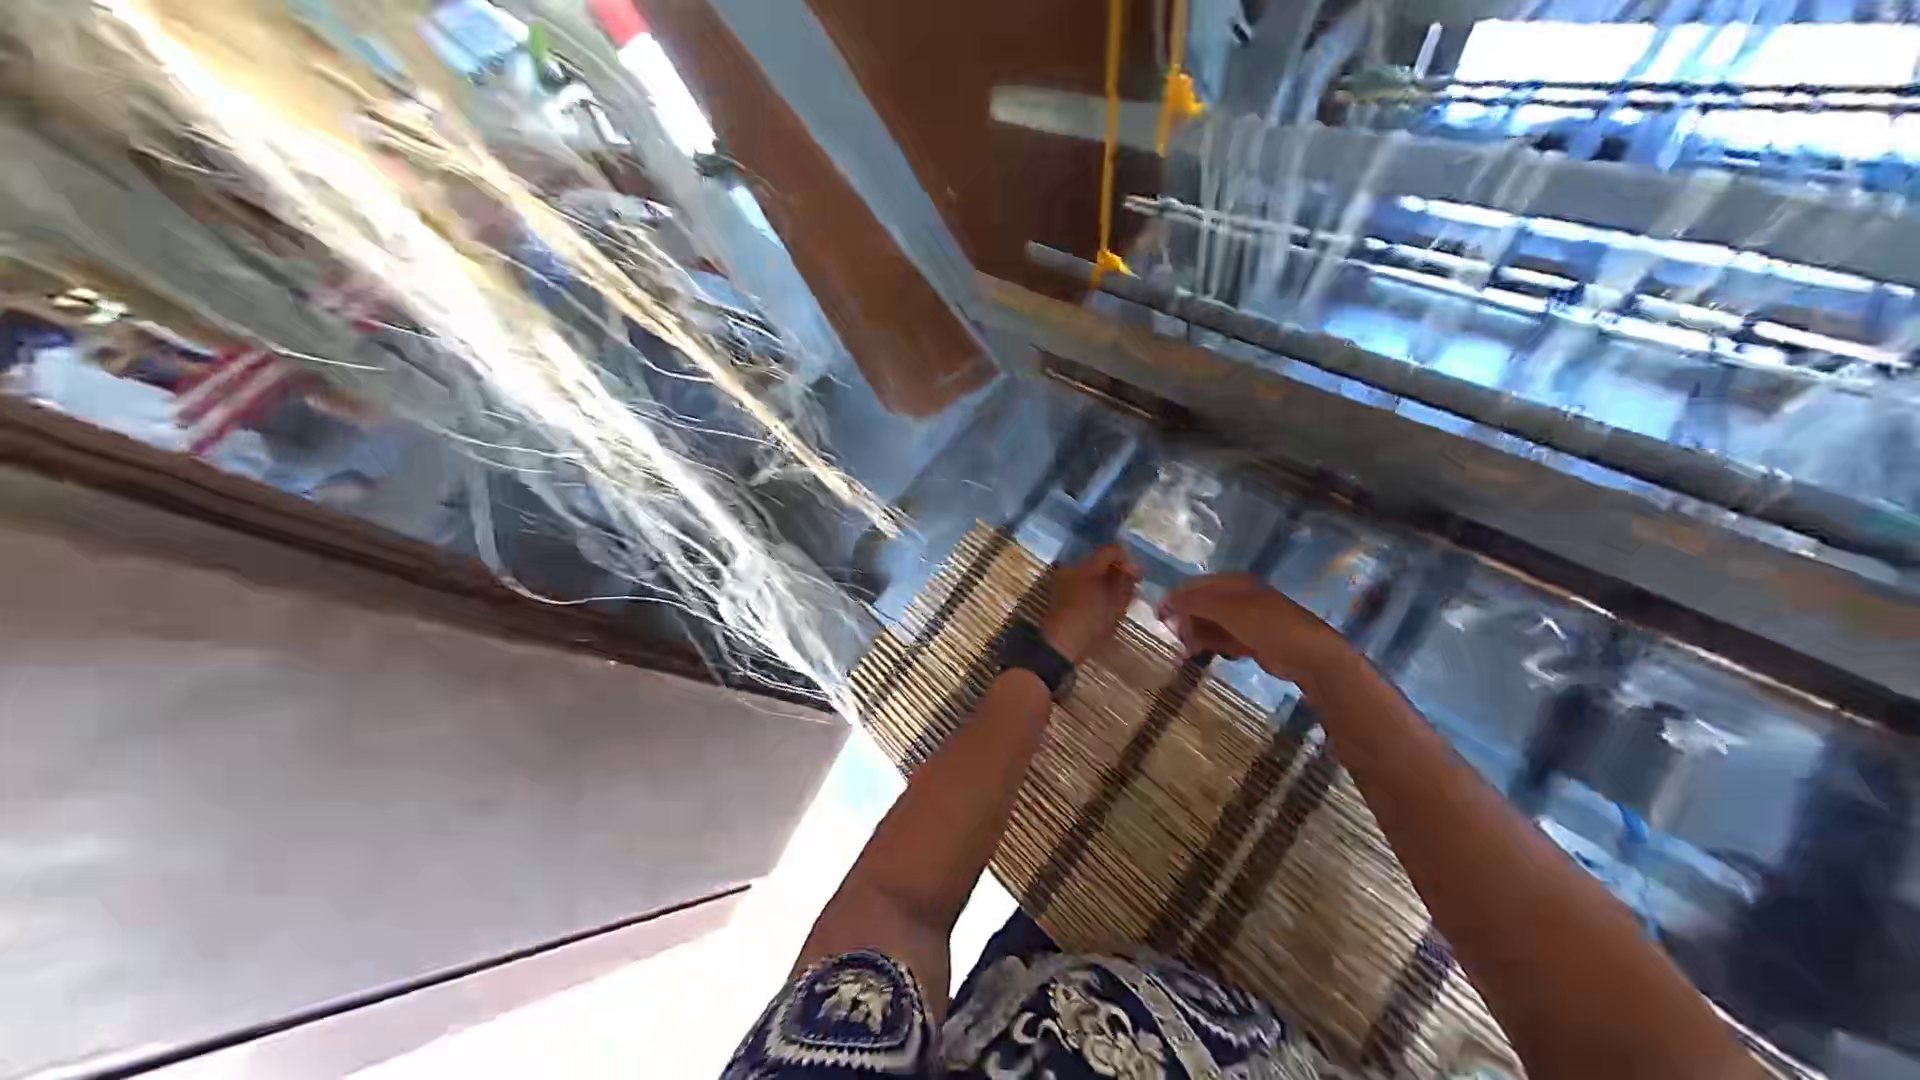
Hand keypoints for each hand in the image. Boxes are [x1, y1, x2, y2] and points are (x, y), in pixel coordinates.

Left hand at [1040, 546, 1142, 662]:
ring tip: (1117, 598)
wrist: (1060, 644)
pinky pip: (1080, 583)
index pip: (1111, 550)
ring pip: (1090, 573)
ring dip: (1104, 581)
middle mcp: (1073, 567)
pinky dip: (1093, 589)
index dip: (1127, 559)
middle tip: (1129, 588)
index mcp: (1088, 566)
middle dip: (1116, 571)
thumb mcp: (1116, 603)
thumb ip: (1126, 582)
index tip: (1137, 576)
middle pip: (1099, 561)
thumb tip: (1133, 568)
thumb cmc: (1092, 622)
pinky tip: (1101, 604)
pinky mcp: (1059, 593)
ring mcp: (1063, 579)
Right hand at [1157, 574, 1351, 682]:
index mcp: (1234, 583)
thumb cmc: (1268, 626)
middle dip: (1187, 620)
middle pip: (1202, 605)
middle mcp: (1239, 598)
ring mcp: (1246, 620)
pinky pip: (1223, 639)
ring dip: (1197, 635)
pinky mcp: (1252, 640)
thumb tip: (1166, 600)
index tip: (1159, 617)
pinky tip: (1207, 654)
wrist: (1311, 656)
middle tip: (1177, 638)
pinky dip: (1213, 645)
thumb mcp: (1228, 610)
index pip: (1196, 586)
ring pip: (1211, 624)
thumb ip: (1195, 603)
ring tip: (1189, 650)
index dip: (1176, 599)